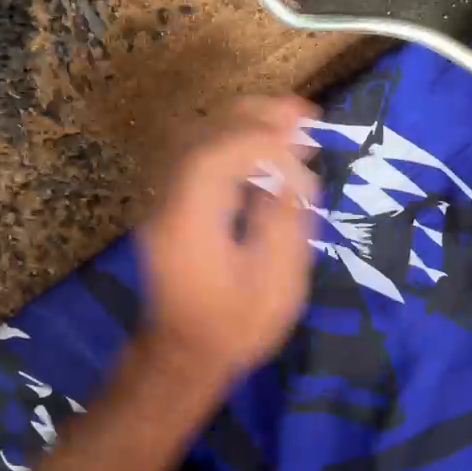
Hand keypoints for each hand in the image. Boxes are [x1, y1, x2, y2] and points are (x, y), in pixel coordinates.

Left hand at [136, 96, 319, 384]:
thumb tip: (295, 175)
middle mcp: (168, 200)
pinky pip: (200, 156)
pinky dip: (234, 141)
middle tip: (304, 113)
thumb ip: (284, 221)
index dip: (264, 141)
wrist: (182, 357)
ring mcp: (164, 200)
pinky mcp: (172, 205)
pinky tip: (266, 149)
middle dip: (255, 116)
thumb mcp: (274, 284)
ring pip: (199, 138)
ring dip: (245, 123)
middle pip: (203, 134)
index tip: (307, 145)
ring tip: (292, 123)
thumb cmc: (233, 327)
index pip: (218, 156)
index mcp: (189, 220)